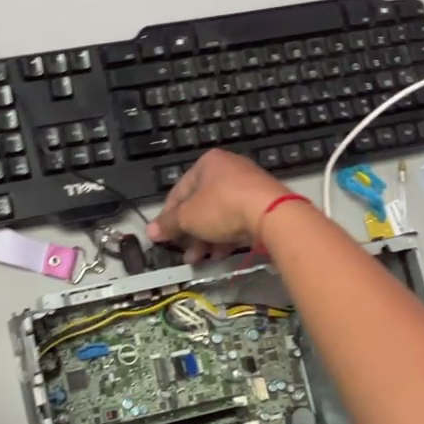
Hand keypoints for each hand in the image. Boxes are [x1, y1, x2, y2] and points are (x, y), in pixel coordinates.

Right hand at [146, 150, 290, 263]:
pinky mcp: (263, 203)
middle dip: (189, 233)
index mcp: (207, 163)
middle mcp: (228, 169)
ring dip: (206, 239)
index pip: (179, 191)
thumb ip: (168, 224)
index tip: (163, 236)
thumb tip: (151, 231)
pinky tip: (219, 255)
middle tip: (183, 253)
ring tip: (199, 259)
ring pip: (218, 215)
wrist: (271, 214)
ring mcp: (248, 186)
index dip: (168, 216)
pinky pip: (237, 220)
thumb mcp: (188, 217)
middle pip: (200, 205)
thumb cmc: (222, 207)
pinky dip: (226, 237)